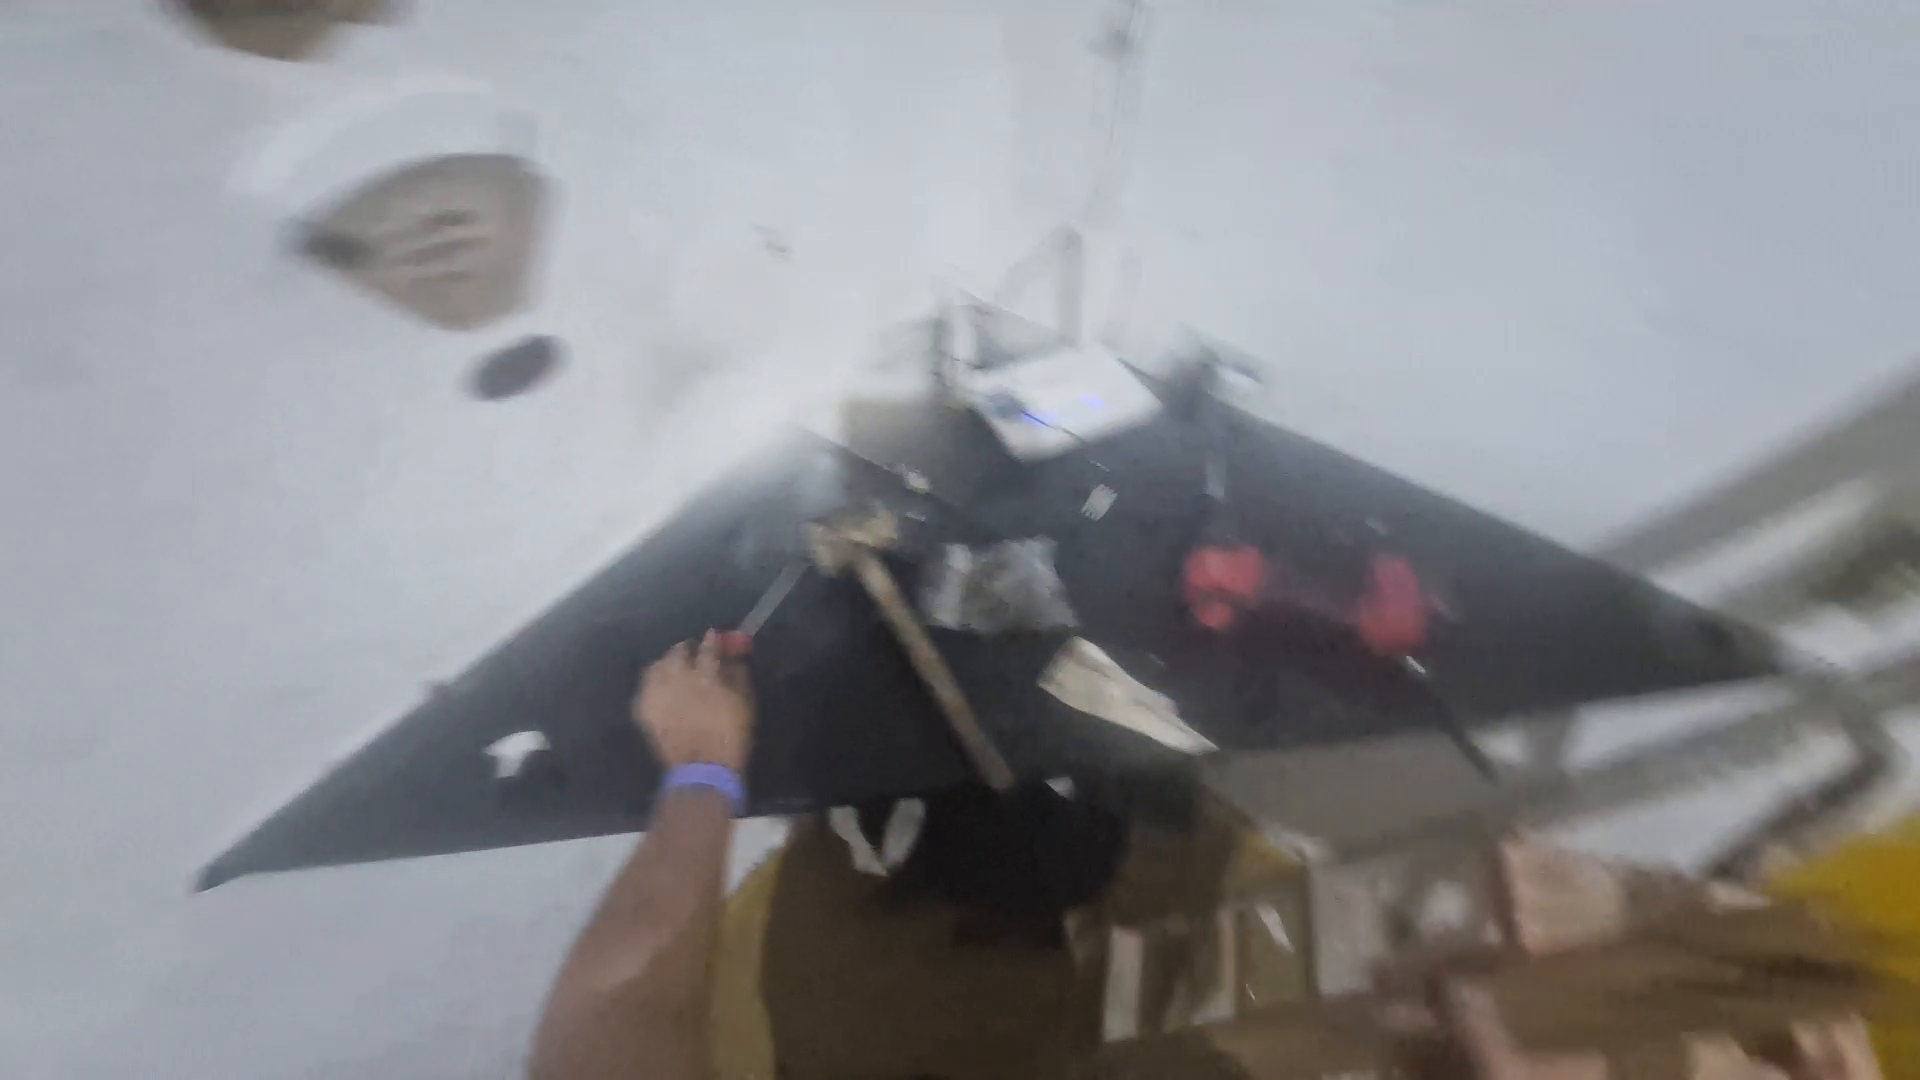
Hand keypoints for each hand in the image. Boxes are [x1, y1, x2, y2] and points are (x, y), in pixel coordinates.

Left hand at [632, 631, 754, 770]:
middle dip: (686, 649)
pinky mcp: (644, 711)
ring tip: (674, 668)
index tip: (713, 635)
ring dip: (667, 663)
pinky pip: (645, 687)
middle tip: (693, 652)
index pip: (708, 647)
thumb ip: (738, 675)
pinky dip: (654, 682)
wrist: (703, 769)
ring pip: (657, 666)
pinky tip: (662, 688)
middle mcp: (678, 681)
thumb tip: (732, 657)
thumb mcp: (745, 702)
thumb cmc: (731, 735)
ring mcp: (657, 695)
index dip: (712, 639)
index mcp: (706, 678)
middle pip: (677, 652)